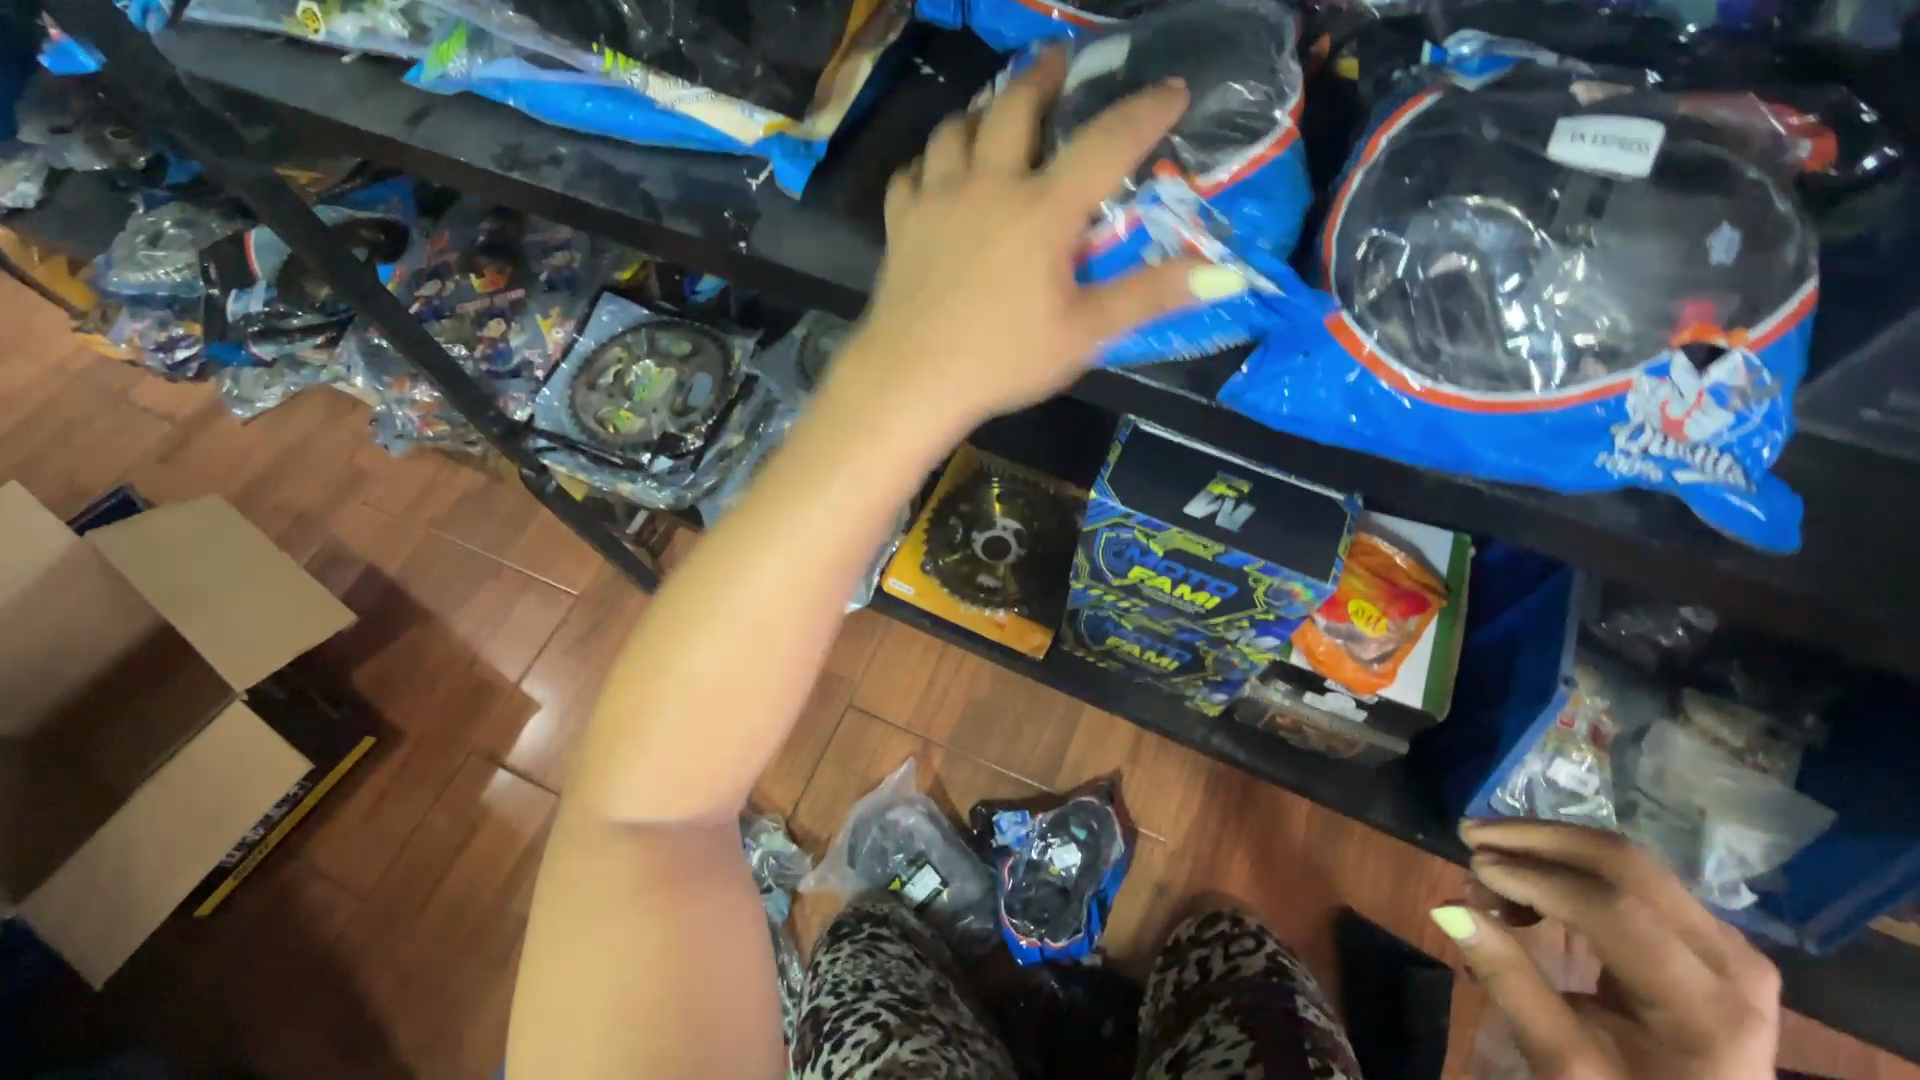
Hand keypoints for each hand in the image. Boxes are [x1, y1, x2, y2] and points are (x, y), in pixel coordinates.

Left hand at [831, 49, 1242, 434]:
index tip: (1172, 88)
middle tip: (1060, 62)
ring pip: (955, 130)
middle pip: (1014, 106)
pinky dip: (928, 164)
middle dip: (1043, 76)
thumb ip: (1150, 296)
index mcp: (1043, 210)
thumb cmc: (1002, 361)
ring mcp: (937, 199)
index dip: (1145, 111)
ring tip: (995, 113)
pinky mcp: (901, 223)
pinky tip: (937, 174)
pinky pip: (911, 173)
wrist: (911, 381)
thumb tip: (1225, 273)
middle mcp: (988, 186)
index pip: (1107, 143)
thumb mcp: (1085, 334)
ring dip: (980, 113)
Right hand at [1431, 821, 1780, 1079]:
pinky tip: (1529, 886)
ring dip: (1550, 850)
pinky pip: (1635, 881)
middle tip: (1470, 834)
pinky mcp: (1710, 936)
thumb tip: (1449, 910)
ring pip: (1629, 863)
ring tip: (1489, 868)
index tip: (1471, 868)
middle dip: (1538, 841)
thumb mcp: (1565, 1065)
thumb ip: (1510, 983)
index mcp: (1704, 1008)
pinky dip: (1571, 869)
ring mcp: (1727, 943)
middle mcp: (1730, 960)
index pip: (1613, 910)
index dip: (1535, 878)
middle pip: (1627, 867)